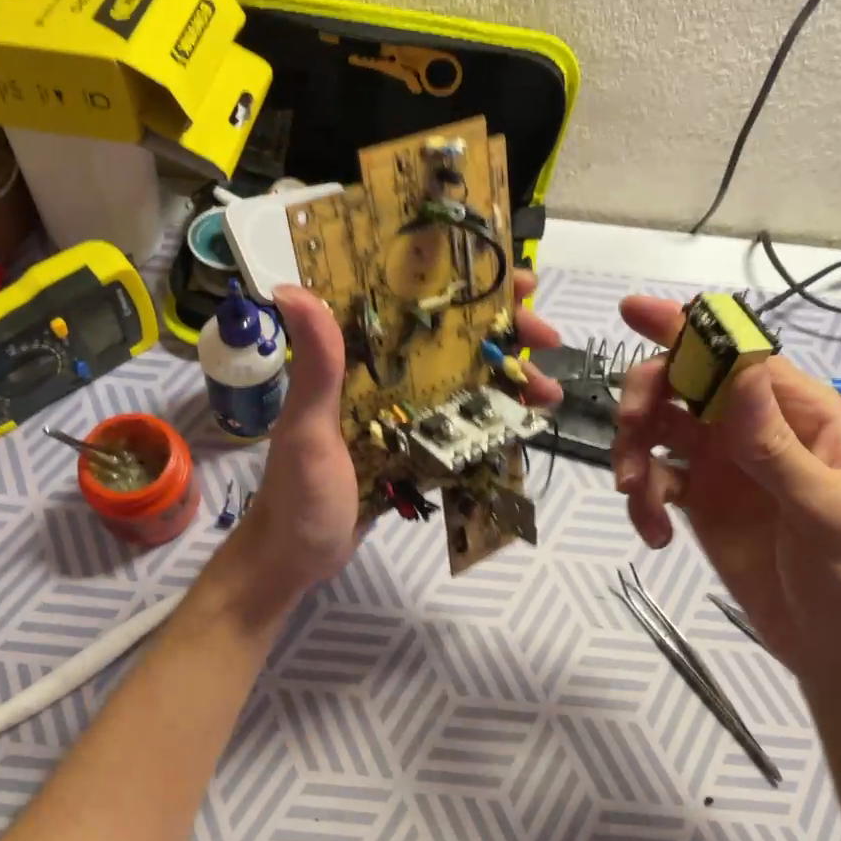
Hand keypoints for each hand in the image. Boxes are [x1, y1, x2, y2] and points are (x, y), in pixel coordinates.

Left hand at [236, 272, 563, 601]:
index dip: (461, 283)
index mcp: (353, 363)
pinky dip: (492, 423)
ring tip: (548, 392)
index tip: (512, 279)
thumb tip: (292, 288)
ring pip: (462, 383)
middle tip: (546, 337)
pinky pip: (459, 428)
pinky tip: (526, 423)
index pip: (410, 305)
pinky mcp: (412, 451)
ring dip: (507, 380)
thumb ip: (315, 367)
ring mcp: (400, 417)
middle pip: (450, 341)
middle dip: (502, 333)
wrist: (296, 560)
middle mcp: (379, 379)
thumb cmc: (298, 497)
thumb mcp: (308, 429)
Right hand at [610, 295, 840, 696]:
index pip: (738, 356)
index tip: (632, 313)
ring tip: (638, 497)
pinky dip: (642, 502)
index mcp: (801, 414)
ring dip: (634, 454)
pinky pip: (654, 481)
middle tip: (630, 429)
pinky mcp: (699, 501)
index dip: (686, 329)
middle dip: (646, 399)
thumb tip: (742, 368)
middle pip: (683, 385)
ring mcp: (722, 464)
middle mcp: (754, 428)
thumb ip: (776, 445)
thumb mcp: (826, 511)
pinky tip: (655, 535)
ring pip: (658, 430)